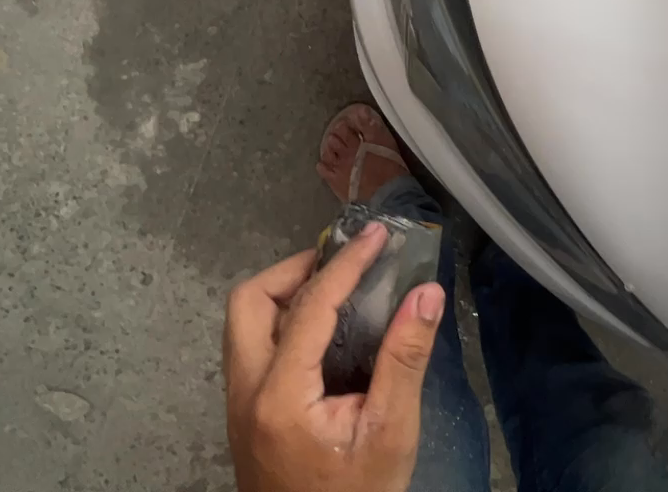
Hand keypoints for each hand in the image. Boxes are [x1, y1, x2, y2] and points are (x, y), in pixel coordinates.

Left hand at [223, 224, 447, 491]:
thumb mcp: (391, 432)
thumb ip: (405, 358)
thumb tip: (427, 292)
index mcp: (279, 395)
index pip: (310, 306)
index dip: (347, 262)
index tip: (378, 235)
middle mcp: (246, 393)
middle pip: (249, 303)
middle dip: (296, 269)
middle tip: (346, 263)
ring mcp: (241, 406)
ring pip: (245, 323)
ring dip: (288, 292)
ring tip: (340, 287)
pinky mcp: (248, 415)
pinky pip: (255, 344)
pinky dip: (286, 318)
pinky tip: (328, 327)